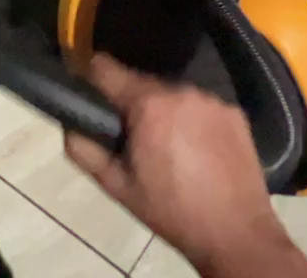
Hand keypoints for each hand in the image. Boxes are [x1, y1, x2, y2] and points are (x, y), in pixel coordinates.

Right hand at [65, 55, 306, 277]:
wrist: (239, 238)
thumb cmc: (172, 212)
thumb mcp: (118, 187)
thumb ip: (83, 151)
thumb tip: (68, 124)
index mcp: (147, 104)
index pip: (104, 67)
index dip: (90, 78)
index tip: (89, 95)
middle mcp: (179, 90)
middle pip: (139, 82)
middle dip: (131, 103)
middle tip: (133, 136)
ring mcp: (210, 99)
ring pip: (170, 93)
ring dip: (163, 110)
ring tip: (169, 145)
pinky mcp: (234, 112)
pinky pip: (199, 104)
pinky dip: (192, 118)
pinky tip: (198, 148)